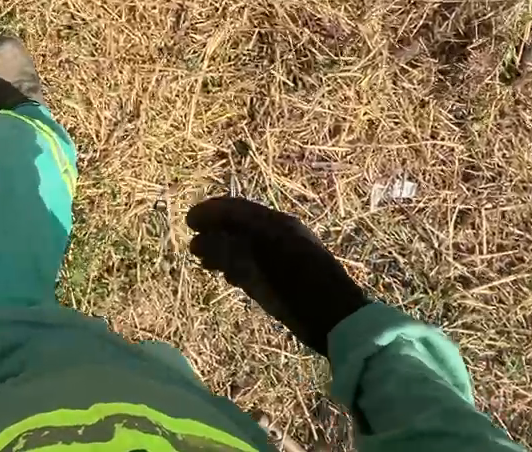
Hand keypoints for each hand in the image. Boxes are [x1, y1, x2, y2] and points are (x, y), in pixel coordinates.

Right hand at [186, 196, 369, 357]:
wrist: (341, 322)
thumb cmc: (300, 292)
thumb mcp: (260, 271)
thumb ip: (229, 254)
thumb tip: (199, 241)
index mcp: (276, 224)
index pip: (235, 209)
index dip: (210, 212)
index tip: (189, 221)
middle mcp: (279, 232)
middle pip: (239, 223)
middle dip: (214, 230)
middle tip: (194, 242)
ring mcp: (284, 251)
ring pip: (246, 242)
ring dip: (224, 248)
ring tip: (204, 261)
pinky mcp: (288, 272)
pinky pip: (256, 259)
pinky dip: (238, 263)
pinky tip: (228, 276)